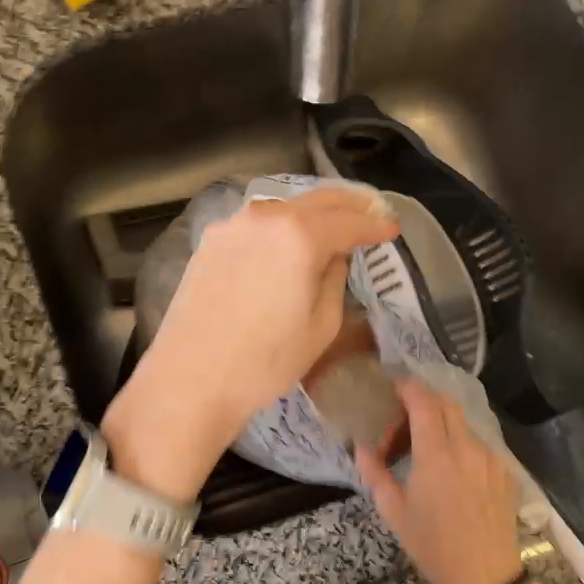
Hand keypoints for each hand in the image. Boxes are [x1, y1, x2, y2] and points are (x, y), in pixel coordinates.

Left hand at [105, 187, 399, 500]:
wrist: (191, 382)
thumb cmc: (265, 363)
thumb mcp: (321, 327)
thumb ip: (334, 280)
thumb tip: (332, 258)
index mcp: (300, 235)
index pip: (350, 221)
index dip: (375, 225)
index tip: (392, 229)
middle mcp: (264, 217)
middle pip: (316, 201)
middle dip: (348, 206)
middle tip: (371, 213)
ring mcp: (231, 227)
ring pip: (283, 208)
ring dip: (312, 212)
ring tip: (332, 225)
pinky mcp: (209, 244)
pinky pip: (256, 225)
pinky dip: (279, 227)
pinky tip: (287, 242)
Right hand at [356, 379, 522, 583]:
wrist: (484, 576)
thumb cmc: (433, 546)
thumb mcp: (394, 512)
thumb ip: (374, 473)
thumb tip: (361, 447)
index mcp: (437, 456)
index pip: (424, 402)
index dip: (408, 387)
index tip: (393, 386)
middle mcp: (468, 448)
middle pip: (447, 404)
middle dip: (424, 399)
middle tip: (403, 415)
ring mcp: (491, 458)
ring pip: (464, 424)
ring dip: (442, 424)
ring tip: (425, 447)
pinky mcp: (505, 471)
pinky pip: (479, 445)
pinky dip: (460, 444)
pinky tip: (450, 470)